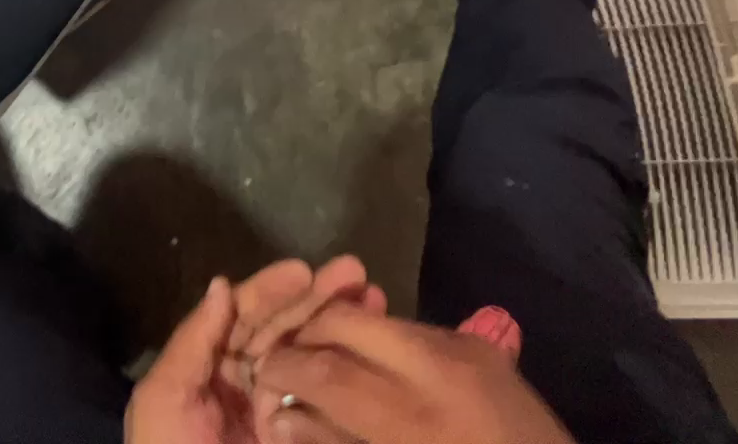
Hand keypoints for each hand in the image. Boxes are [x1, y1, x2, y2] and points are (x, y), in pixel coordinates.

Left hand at [126, 259, 383, 443]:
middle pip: (285, 331)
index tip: (304, 269)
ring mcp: (282, 416)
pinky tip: (377, 348)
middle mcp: (249, 384)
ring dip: (341, 326)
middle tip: (354, 272)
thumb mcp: (163, 400)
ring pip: (312, 359)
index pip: (244, 317)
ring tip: (372, 297)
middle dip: (316, 299)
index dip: (272, 290)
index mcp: (212, 368)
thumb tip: (223, 284)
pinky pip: (330, 405)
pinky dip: (352, 375)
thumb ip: (193, 342)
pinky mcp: (309, 437)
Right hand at [254, 305, 574, 443]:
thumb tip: (280, 417)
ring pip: (374, 318)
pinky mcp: (481, 347)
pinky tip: (367, 370)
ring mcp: (465, 348)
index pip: (327, 371)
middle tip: (280, 360)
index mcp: (419, 420)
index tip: (257, 377)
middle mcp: (440, 366)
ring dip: (336, 333)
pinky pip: (408, 328)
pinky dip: (374, 341)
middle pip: (344, 323)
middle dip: (301, 335)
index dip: (282, 369)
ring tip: (316, 360)